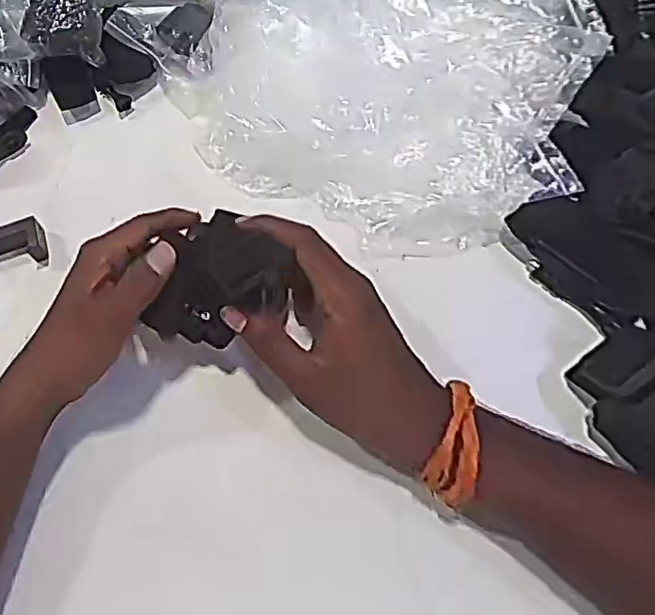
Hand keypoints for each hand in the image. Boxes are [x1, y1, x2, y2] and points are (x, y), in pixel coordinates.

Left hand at [2, 208, 197, 411]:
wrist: (48, 379)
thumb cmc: (68, 348)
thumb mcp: (112, 313)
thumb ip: (141, 280)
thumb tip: (166, 250)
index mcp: (97, 256)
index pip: (140, 225)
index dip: (170, 218)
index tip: (195, 219)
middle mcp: (99, 263)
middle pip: (141, 237)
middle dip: (171, 233)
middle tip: (199, 238)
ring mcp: (102, 281)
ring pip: (140, 259)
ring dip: (165, 258)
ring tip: (191, 261)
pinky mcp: (106, 299)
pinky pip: (137, 280)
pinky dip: (156, 281)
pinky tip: (169, 292)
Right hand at [222, 216, 449, 473]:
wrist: (420, 428)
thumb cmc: (371, 404)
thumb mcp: (306, 377)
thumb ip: (266, 340)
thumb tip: (234, 313)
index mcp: (342, 293)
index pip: (303, 240)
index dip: (268, 226)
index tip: (239, 227)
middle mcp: (351, 287)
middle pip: (306, 244)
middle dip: (268, 238)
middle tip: (233, 245)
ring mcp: (355, 298)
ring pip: (312, 261)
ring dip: (278, 258)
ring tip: (242, 268)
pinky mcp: (354, 310)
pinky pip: (317, 280)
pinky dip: (290, 278)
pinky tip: (268, 297)